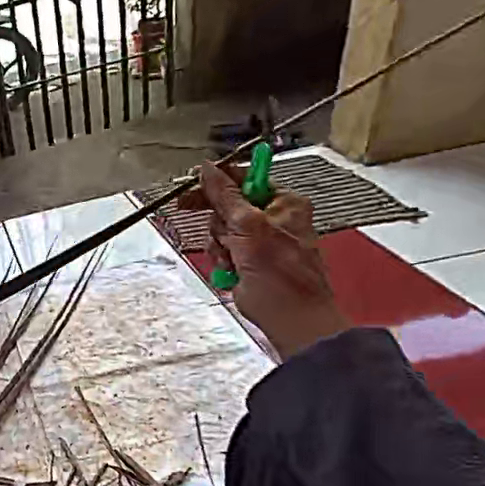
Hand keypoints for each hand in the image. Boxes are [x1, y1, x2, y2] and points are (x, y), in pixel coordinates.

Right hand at [180, 161, 349, 359]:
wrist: (289, 316)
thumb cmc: (282, 274)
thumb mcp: (248, 225)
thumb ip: (225, 195)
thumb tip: (207, 169)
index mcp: (284, 203)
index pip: (245, 178)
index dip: (219, 180)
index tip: (196, 181)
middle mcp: (273, 218)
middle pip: (227, 204)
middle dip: (219, 221)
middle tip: (201, 217)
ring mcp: (258, 240)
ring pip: (220, 228)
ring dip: (219, 243)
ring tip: (233, 257)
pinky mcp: (246, 259)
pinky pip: (220, 248)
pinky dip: (221, 258)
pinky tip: (232, 268)